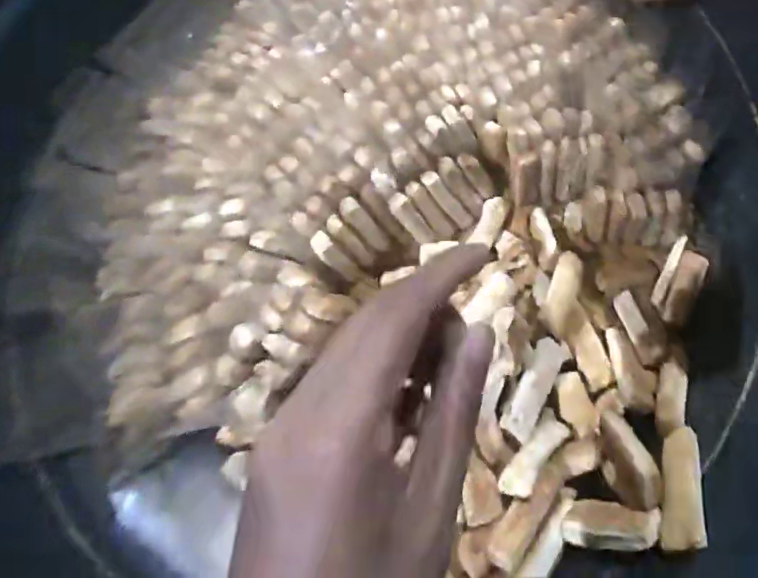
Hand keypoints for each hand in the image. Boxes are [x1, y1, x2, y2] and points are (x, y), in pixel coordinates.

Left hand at [230, 245, 494, 577]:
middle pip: (367, 322)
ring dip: (402, 335)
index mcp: (339, 426)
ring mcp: (278, 427)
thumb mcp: (432, 507)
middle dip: (425, 303)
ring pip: (348, 345)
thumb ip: (455, 410)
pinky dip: (377, 367)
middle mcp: (298, 410)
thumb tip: (478, 330)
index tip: (482, 251)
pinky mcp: (275, 445)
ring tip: (448, 366)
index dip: (441, 275)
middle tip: (472, 325)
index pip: (394, 317)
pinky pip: (333, 378)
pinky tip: (409, 399)